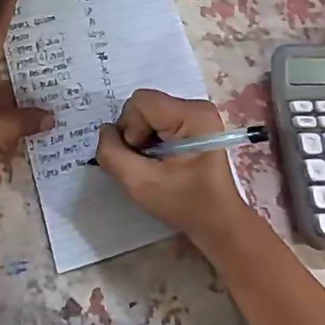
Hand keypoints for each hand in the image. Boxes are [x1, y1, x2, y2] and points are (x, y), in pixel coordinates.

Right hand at [95, 91, 253, 237]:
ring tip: (153, 161)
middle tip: (145, 161)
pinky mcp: (193, 122)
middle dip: (134, 132)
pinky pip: (156, 118)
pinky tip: (160, 158)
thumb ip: (111, 153)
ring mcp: (196, 113)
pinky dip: (149, 137)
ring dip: (140, 136)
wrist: (218, 222)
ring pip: (146, 111)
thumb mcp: (139, 183)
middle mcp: (197, 107)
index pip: (139, 103)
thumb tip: (106, 131)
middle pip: (143, 105)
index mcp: (192, 116)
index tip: (141, 156)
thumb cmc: (185, 204)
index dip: (130, 128)